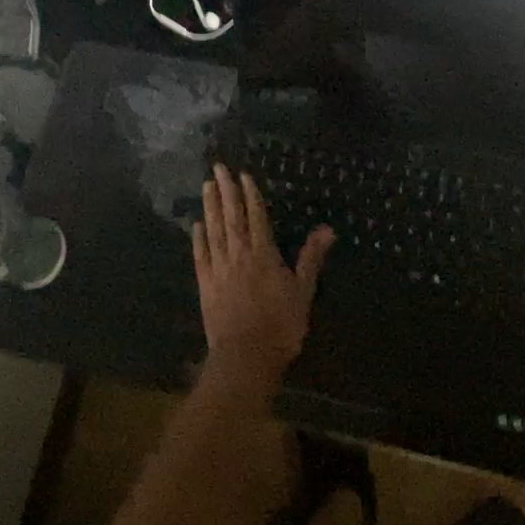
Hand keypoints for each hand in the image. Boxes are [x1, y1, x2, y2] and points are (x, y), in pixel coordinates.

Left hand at [192, 164, 335, 394]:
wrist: (245, 357)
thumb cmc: (280, 326)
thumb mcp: (303, 291)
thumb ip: (311, 258)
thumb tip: (327, 229)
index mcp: (264, 254)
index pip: (257, 217)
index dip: (250, 194)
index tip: (243, 174)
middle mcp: (239, 255)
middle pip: (231, 217)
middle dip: (225, 191)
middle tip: (217, 168)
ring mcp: (219, 269)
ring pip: (214, 231)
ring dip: (210, 207)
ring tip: (206, 186)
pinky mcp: (205, 286)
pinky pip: (201, 256)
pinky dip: (198, 239)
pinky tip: (196, 225)